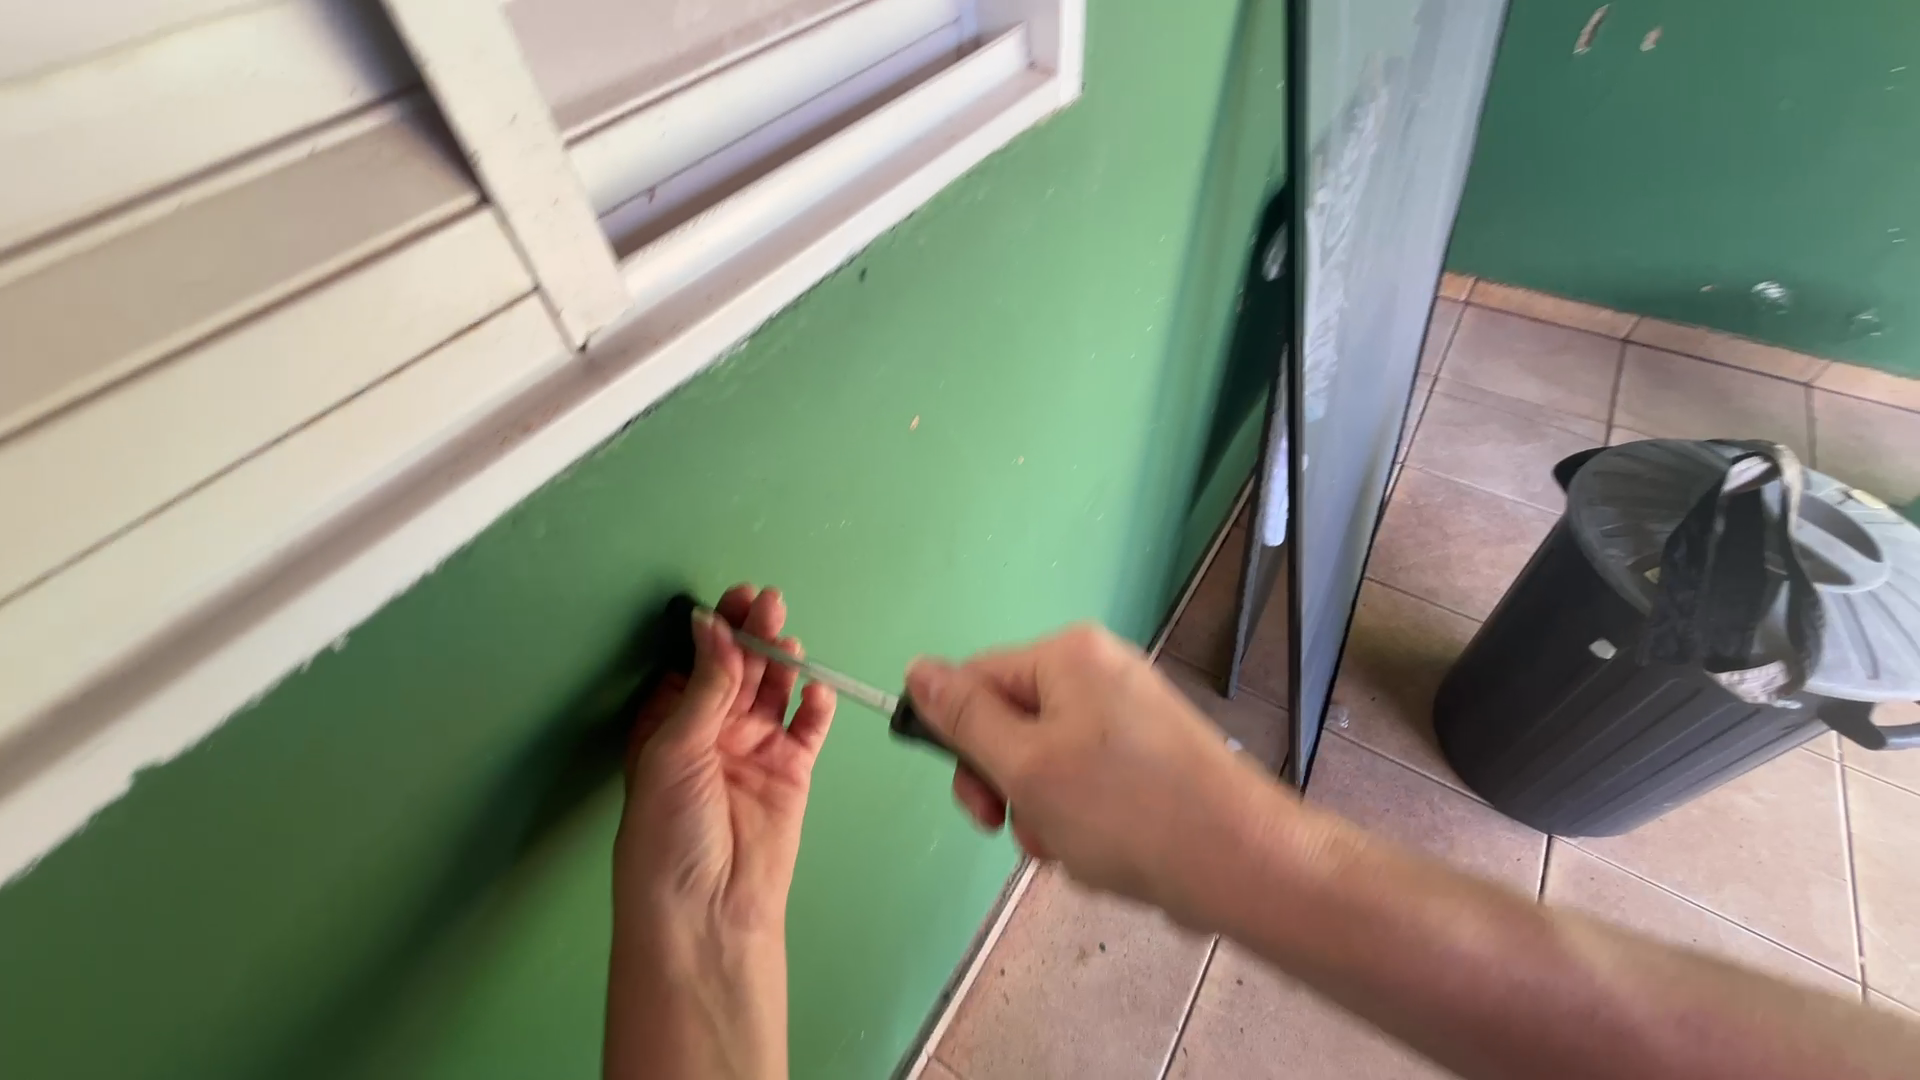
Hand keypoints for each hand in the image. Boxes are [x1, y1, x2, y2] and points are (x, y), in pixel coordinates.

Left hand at [606, 585, 834, 1079]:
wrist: (708, 909)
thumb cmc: (671, 828)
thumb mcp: (676, 750)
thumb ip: (706, 685)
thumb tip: (712, 623)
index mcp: (670, 724)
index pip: (697, 664)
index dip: (715, 632)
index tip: (733, 601)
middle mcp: (713, 731)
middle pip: (738, 671)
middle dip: (753, 636)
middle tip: (767, 604)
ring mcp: (755, 748)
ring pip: (773, 691)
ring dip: (782, 663)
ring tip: (789, 637)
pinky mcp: (792, 769)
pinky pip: (806, 728)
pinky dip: (813, 708)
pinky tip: (814, 692)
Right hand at [907, 624, 1285, 929]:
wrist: (1245, 864)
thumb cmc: (1123, 809)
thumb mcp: (1025, 765)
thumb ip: (964, 718)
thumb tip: (916, 668)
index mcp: (1067, 655)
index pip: (979, 678)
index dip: (961, 739)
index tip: (974, 801)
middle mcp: (1099, 669)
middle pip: (1014, 720)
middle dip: (1008, 783)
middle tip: (1015, 828)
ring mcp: (1130, 711)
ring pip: (1049, 758)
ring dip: (1044, 809)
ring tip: (1072, 847)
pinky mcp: (1152, 752)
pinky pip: (1089, 776)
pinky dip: (1082, 815)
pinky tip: (1103, 850)